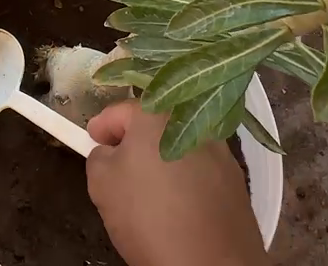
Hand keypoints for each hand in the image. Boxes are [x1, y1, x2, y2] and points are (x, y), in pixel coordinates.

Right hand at [86, 101, 265, 265]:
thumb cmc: (149, 215)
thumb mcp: (102, 182)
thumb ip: (99, 155)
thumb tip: (109, 153)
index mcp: (158, 115)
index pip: (119, 111)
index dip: (101, 127)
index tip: (92, 141)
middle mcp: (193, 124)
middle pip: (152, 127)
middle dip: (133, 143)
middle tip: (118, 169)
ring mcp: (220, 153)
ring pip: (177, 148)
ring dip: (161, 161)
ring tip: (150, 192)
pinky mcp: (236, 182)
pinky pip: (200, 172)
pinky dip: (185, 181)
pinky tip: (177, 206)